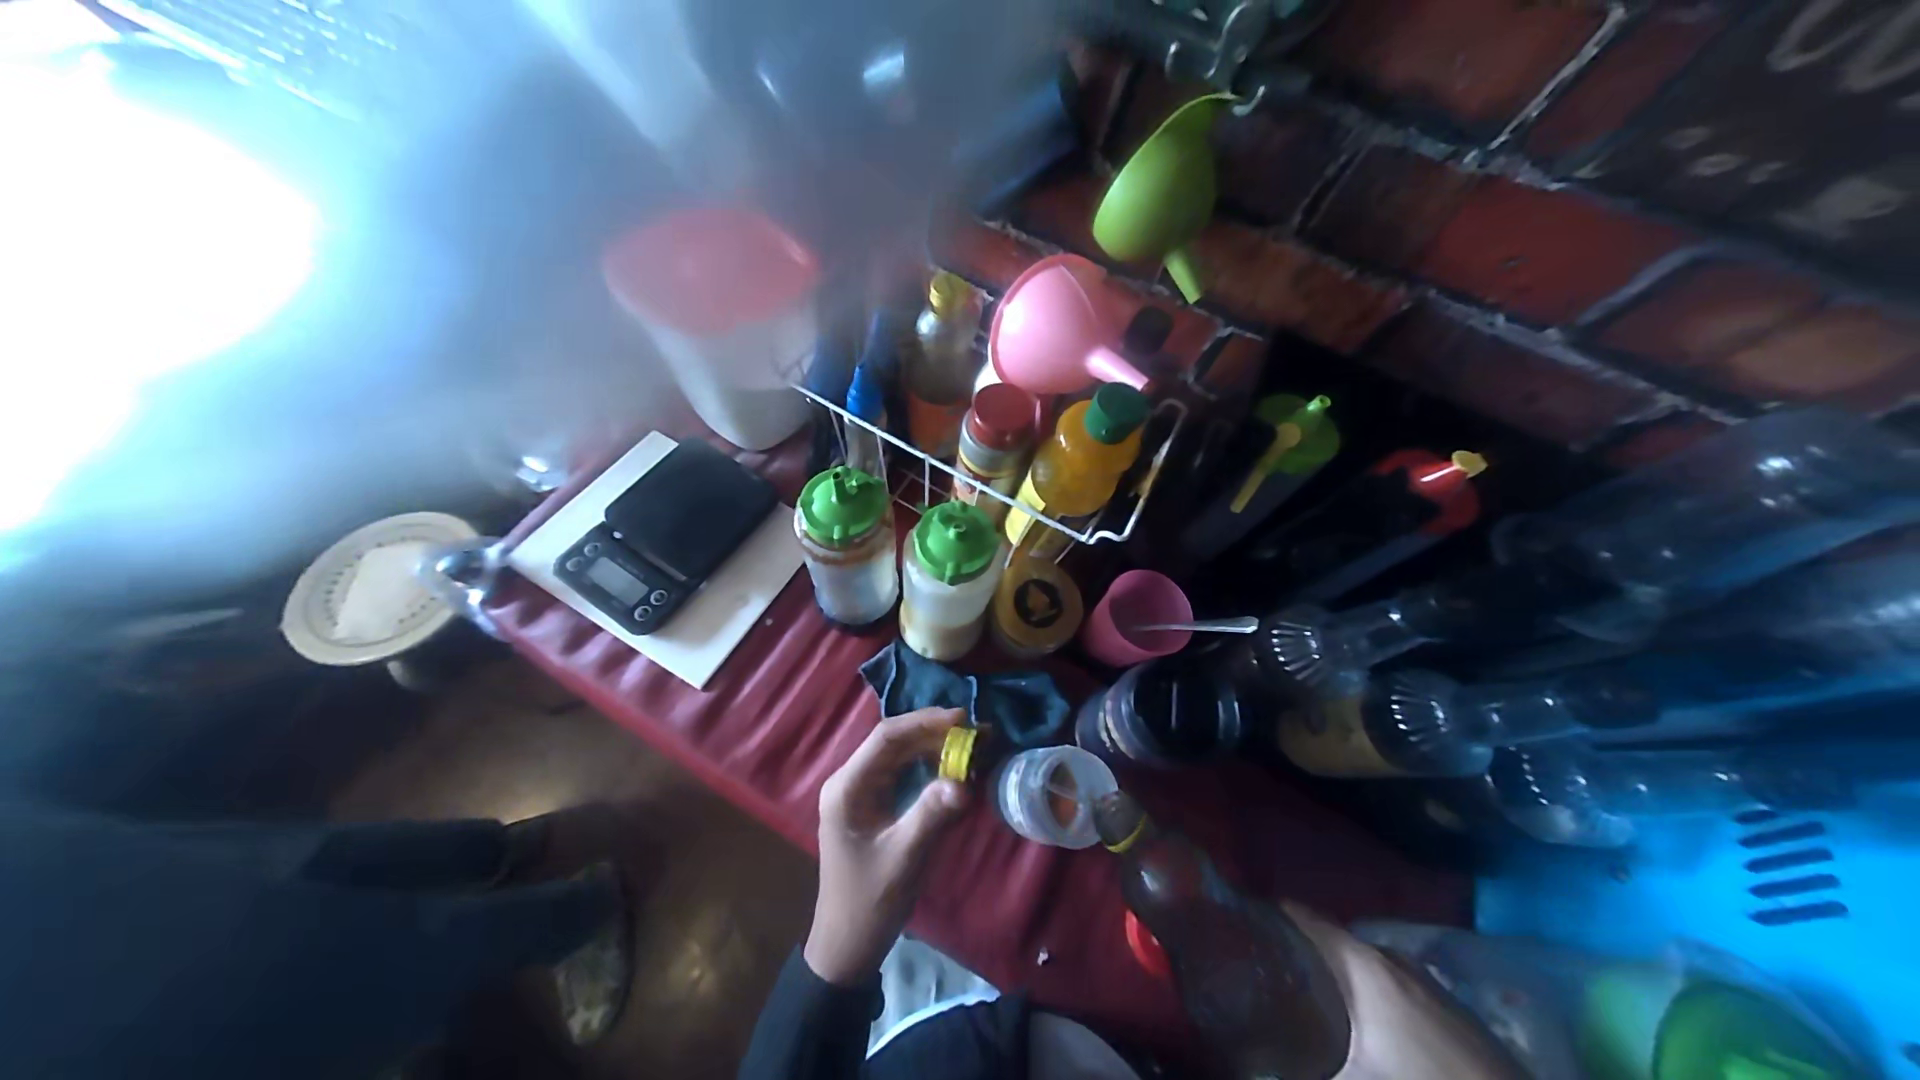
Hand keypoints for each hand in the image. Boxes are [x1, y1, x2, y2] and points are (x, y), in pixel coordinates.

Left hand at [804, 707, 970, 985]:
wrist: (847, 947)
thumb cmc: (868, 903)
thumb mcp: (903, 860)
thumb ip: (931, 816)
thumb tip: (964, 781)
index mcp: (847, 787)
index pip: (886, 738)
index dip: (924, 722)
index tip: (962, 720)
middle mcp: (852, 781)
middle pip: (895, 742)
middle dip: (935, 733)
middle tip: (977, 733)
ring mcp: (862, 792)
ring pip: (901, 755)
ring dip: (934, 747)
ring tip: (972, 746)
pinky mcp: (874, 805)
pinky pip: (904, 774)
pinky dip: (930, 767)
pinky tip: (954, 769)